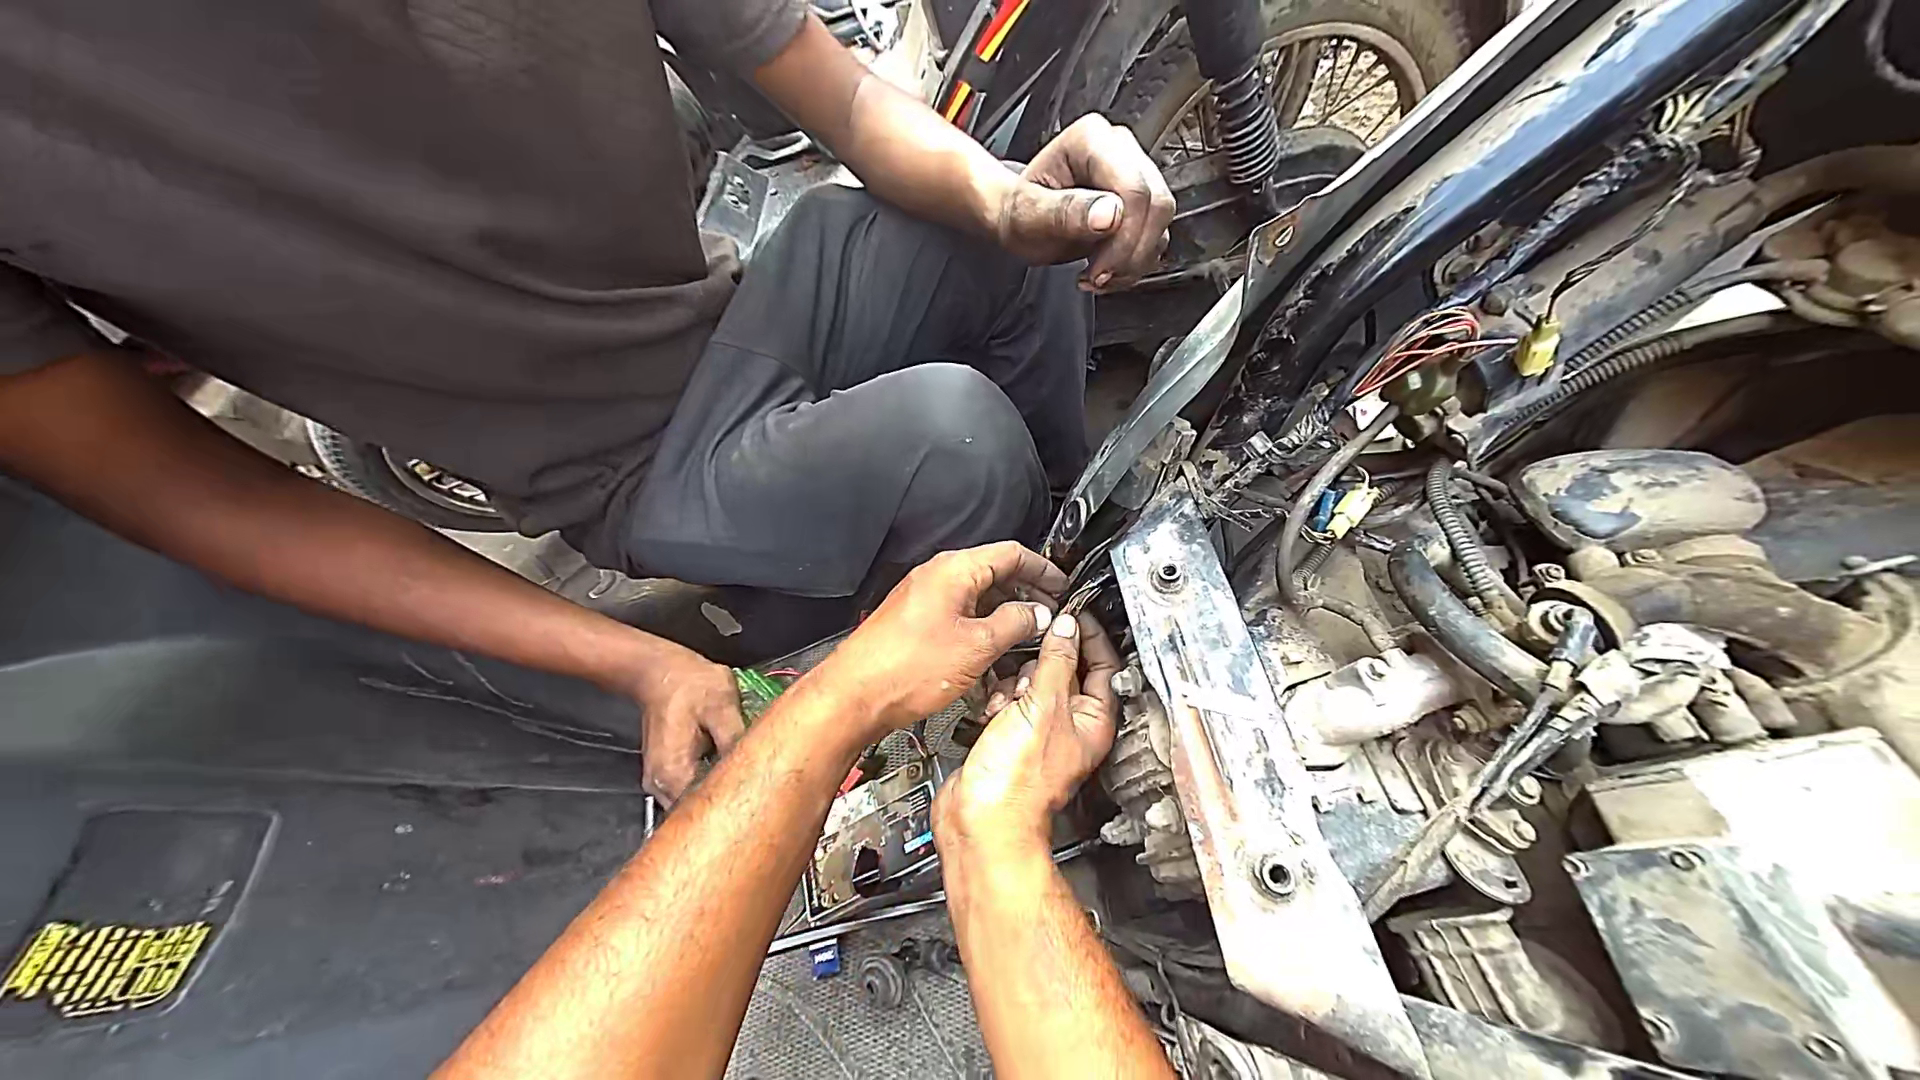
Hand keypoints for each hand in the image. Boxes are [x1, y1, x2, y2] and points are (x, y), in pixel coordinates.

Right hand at [629, 646, 745, 804]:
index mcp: (674, 772)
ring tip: (747, 777)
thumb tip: (753, 763)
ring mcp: (663, 778)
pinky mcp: (669, 769)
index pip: (702, 811)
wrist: (662, 672)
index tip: (756, 798)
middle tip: (757, 790)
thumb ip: (735, 738)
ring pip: (694, 798)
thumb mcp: (722, 706)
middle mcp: (661, 784)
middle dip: (727, 803)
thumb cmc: (690, 685)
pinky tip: (729, 766)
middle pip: (696, 810)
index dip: (730, 808)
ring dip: (718, 791)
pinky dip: (710, 780)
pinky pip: (692, 785)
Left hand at [811, 541, 1066, 743]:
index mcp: (954, 570)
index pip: (1012, 553)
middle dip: (1027, 594)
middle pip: (996, 572)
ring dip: (1005, 613)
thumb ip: (1015, 623)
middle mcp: (937, 577)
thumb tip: (1037, 614)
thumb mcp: (977, 646)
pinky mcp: (917, 620)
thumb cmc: (902, 669)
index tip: (1061, 586)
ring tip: (1025, 637)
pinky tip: (992, 650)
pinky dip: (982, 626)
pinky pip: (960, 614)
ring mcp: (925, 598)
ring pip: (979, 596)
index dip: (1043, 569)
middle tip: (1048, 615)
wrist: (855, 695)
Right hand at [934, 611, 1121, 854]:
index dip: (1089, 634)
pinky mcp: (1011, 734)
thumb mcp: (1043, 705)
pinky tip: (992, 712)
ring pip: (1032, 682)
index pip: (1103, 662)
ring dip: (1016, 682)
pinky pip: (1009, 700)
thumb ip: (1056, 662)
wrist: (979, 818)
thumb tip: (1067, 628)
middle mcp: (1070, 724)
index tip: (1072, 611)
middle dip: (1042, 660)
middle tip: (1030, 655)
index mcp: (1093, 719)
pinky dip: (999, 699)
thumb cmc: (1018, 782)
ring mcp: (1039, 729)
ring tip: (1007, 698)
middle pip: (1064, 668)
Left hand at [994, 114, 1175, 291]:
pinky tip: (1106, 271)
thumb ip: (1067, 212)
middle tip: (1097, 277)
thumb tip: (1111, 214)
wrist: (1018, 220)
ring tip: (1096, 276)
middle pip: (1156, 205)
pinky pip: (1154, 237)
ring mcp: (1134, 175)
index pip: (1134, 188)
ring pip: (1160, 223)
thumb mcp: (1029, 215)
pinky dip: (1134, 264)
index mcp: (1091, 140)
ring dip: (1132, 262)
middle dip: (1130, 253)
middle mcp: (1120, 150)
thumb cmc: (1019, 212)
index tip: (1098, 269)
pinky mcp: (1139, 204)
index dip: (1124, 237)